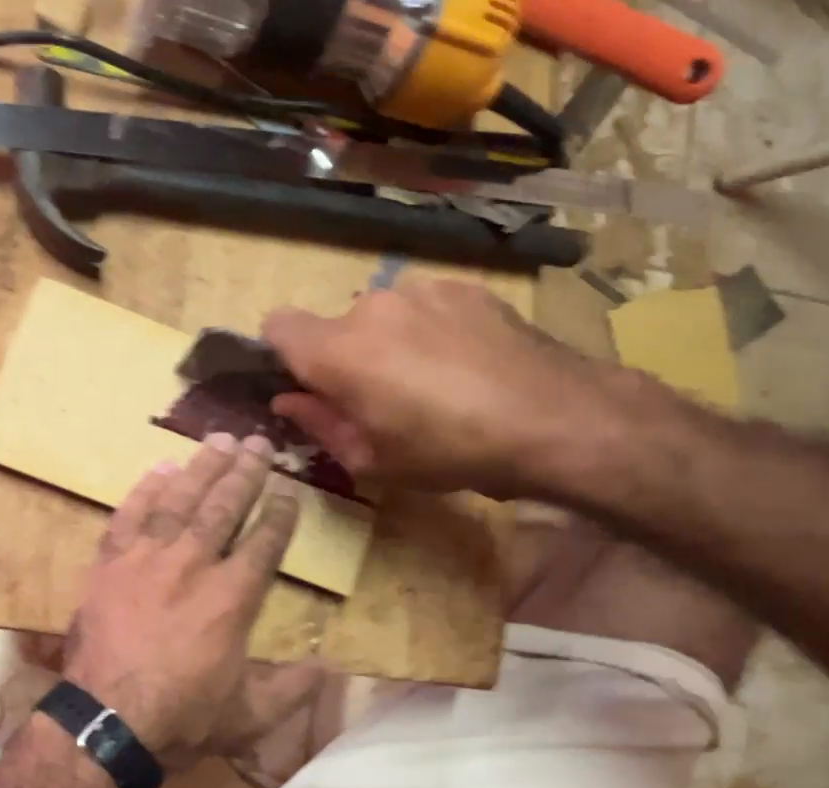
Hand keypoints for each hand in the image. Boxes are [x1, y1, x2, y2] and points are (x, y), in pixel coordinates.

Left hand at [61, 433, 305, 771]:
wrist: (108, 722)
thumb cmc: (182, 720)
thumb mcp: (249, 715)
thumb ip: (291, 688)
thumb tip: (329, 666)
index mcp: (232, 598)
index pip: (264, 543)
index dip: (281, 514)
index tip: (290, 490)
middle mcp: (193, 566)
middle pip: (224, 508)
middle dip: (245, 473)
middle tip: (259, 443)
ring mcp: (146, 560)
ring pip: (179, 501)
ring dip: (202, 468)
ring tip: (219, 438)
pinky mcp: (109, 565)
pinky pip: (128, 516)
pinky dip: (145, 490)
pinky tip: (160, 469)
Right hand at [262, 277, 633, 496]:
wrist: (551, 418)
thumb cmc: (448, 451)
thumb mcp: (371, 459)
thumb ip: (319, 423)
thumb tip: (288, 401)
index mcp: (338, 351)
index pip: (277, 326)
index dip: (282, 355)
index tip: (307, 386)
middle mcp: (371, 307)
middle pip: (335, 327)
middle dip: (345, 359)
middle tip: (379, 402)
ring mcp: (422, 291)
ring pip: (382, 316)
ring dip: (389, 344)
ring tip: (431, 384)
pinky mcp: (465, 288)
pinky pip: (425, 308)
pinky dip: (430, 331)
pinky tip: (464, 365)